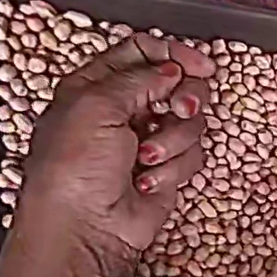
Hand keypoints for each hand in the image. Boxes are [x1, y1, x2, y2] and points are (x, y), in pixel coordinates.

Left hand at [16, 33, 217, 264]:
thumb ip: (139, 79)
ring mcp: (151, 140)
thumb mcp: (97, 106)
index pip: (143, 52)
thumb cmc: (74, 168)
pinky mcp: (170, 169)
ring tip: (147, 158)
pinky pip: (193, 156)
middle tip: (181, 110)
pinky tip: (149, 180)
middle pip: (177, 85)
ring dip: (173, 141)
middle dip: (185, 98)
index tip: (202, 65)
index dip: (174, 54)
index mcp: (98, 85)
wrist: (87, 225)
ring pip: (190, 123)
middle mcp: (127, 110)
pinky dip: (174, 168)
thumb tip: (173, 69)